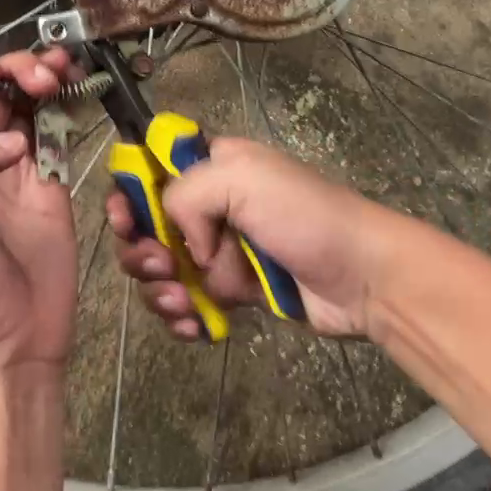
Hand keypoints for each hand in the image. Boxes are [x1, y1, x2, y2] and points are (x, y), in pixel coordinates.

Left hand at [0, 47, 79, 371]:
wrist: (10, 345)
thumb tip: (10, 134)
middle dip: (12, 68)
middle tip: (38, 77)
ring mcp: (17, 166)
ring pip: (26, 103)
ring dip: (40, 77)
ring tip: (58, 73)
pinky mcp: (53, 182)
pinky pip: (57, 132)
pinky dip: (65, 106)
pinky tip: (73, 94)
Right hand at [107, 137, 406, 338]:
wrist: (365, 278)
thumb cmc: (303, 216)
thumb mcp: (240, 179)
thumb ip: (185, 195)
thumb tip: (183, 244)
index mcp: (208, 165)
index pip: (146, 171)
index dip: (127, 194)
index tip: (126, 220)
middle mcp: (206, 205)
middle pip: (143, 226)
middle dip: (140, 250)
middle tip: (161, 265)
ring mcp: (216, 251)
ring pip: (158, 271)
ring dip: (159, 290)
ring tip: (183, 303)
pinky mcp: (229, 292)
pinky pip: (184, 305)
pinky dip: (181, 318)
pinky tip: (193, 325)